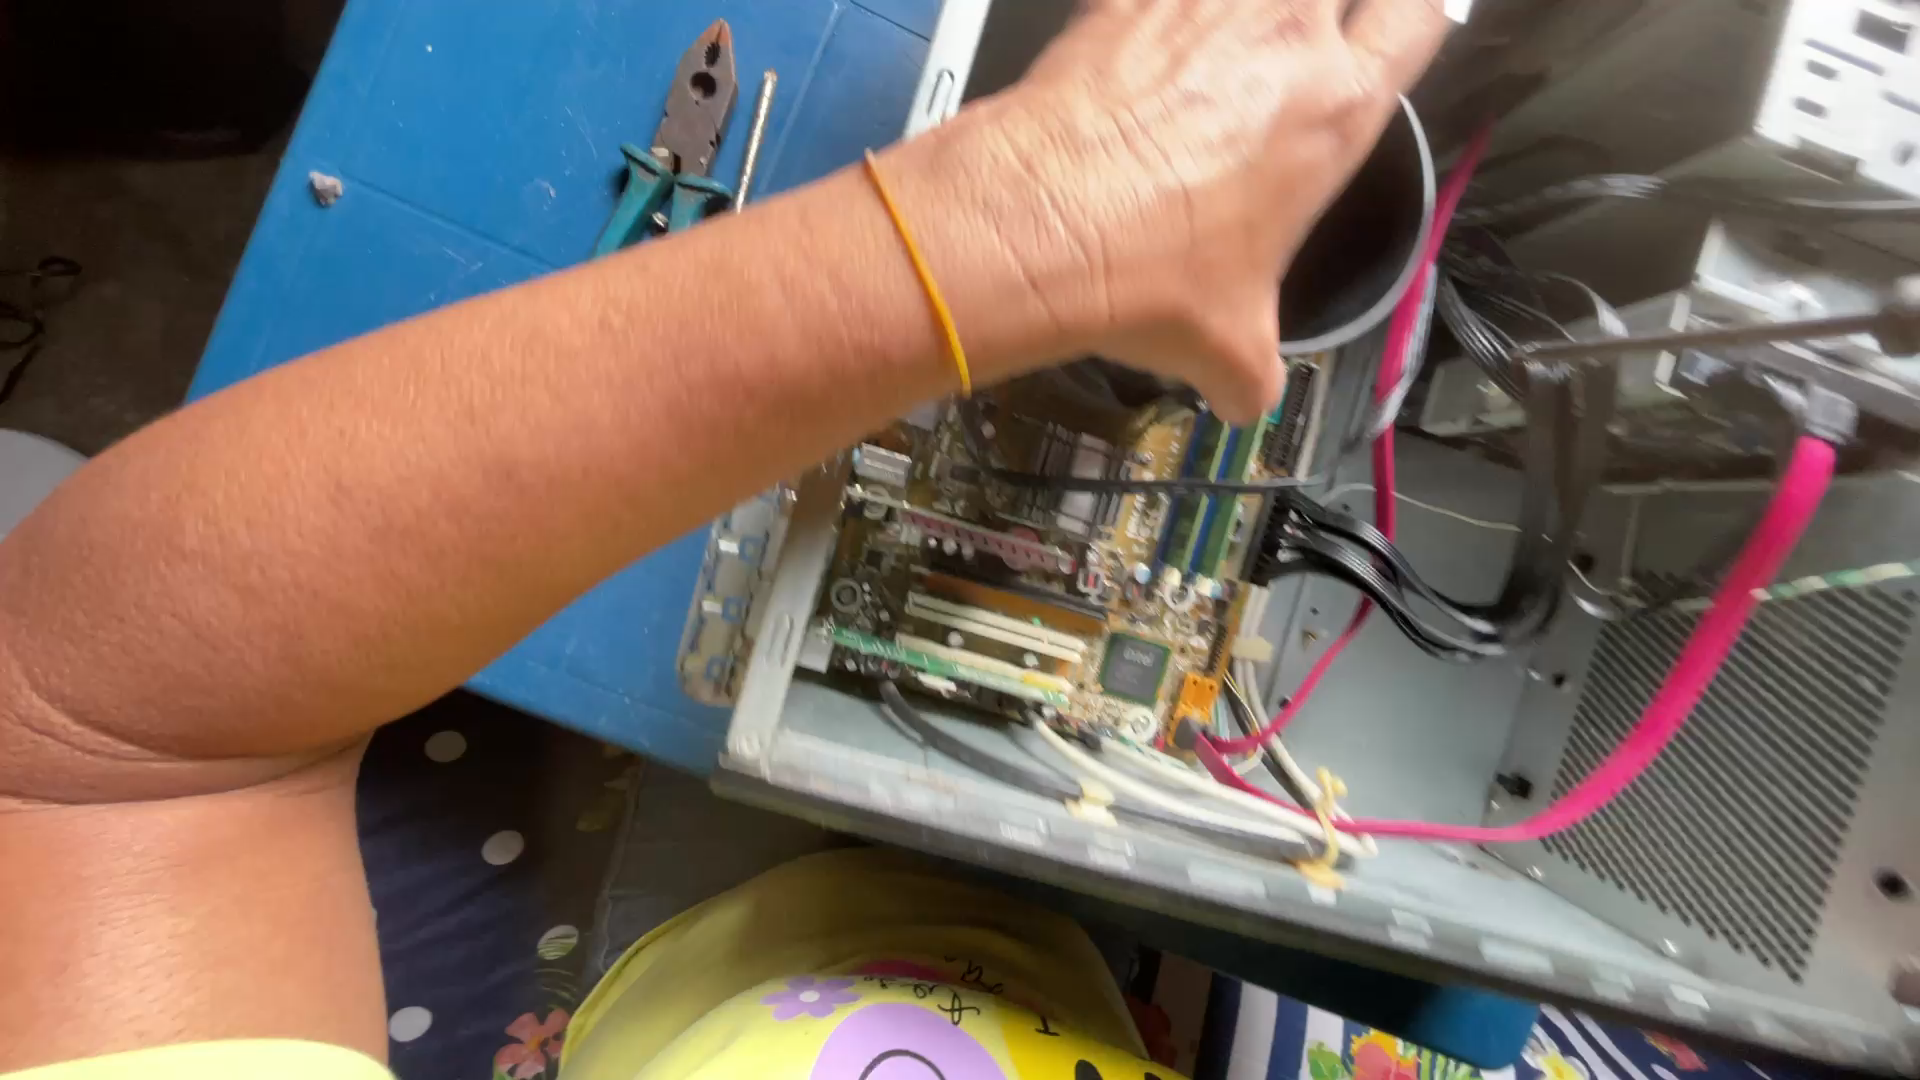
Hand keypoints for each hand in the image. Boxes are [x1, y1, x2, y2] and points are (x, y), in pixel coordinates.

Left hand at [953, 0, 1451, 424]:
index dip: (1403, 29)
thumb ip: (1254, 375)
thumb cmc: (1152, 284)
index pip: (1420, 19)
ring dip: (1237, 15)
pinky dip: (1156, 13)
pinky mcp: (1124, 1)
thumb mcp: (1226, 349)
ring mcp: (1204, 3)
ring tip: (1202, 65)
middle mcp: (1282, 33)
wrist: (1040, 233)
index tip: (1373, 52)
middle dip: (1322, 12)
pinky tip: (1131, 59)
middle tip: (1286, 53)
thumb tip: (1248, 403)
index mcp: (1335, 109)